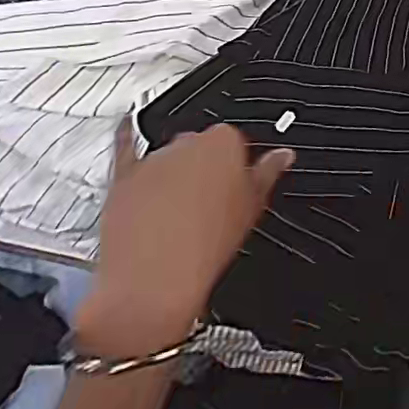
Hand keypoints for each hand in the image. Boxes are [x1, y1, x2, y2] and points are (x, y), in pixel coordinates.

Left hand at [76, 122, 293, 350]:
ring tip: (178, 213)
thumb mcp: (253, 208)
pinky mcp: (125, 175)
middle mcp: (188, 142)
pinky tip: (126, 125)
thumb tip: (283, 156)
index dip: (237, 167)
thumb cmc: (206, 247)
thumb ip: (268, 173)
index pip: (237, 142)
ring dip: (175, 173)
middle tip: (211, 202)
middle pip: (202, 147)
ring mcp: (155, 158)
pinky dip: (126, 134)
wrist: (153, 282)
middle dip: (206, 167)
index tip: (236, 185)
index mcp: (226, 143)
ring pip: (170, 156)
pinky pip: (125, 146)